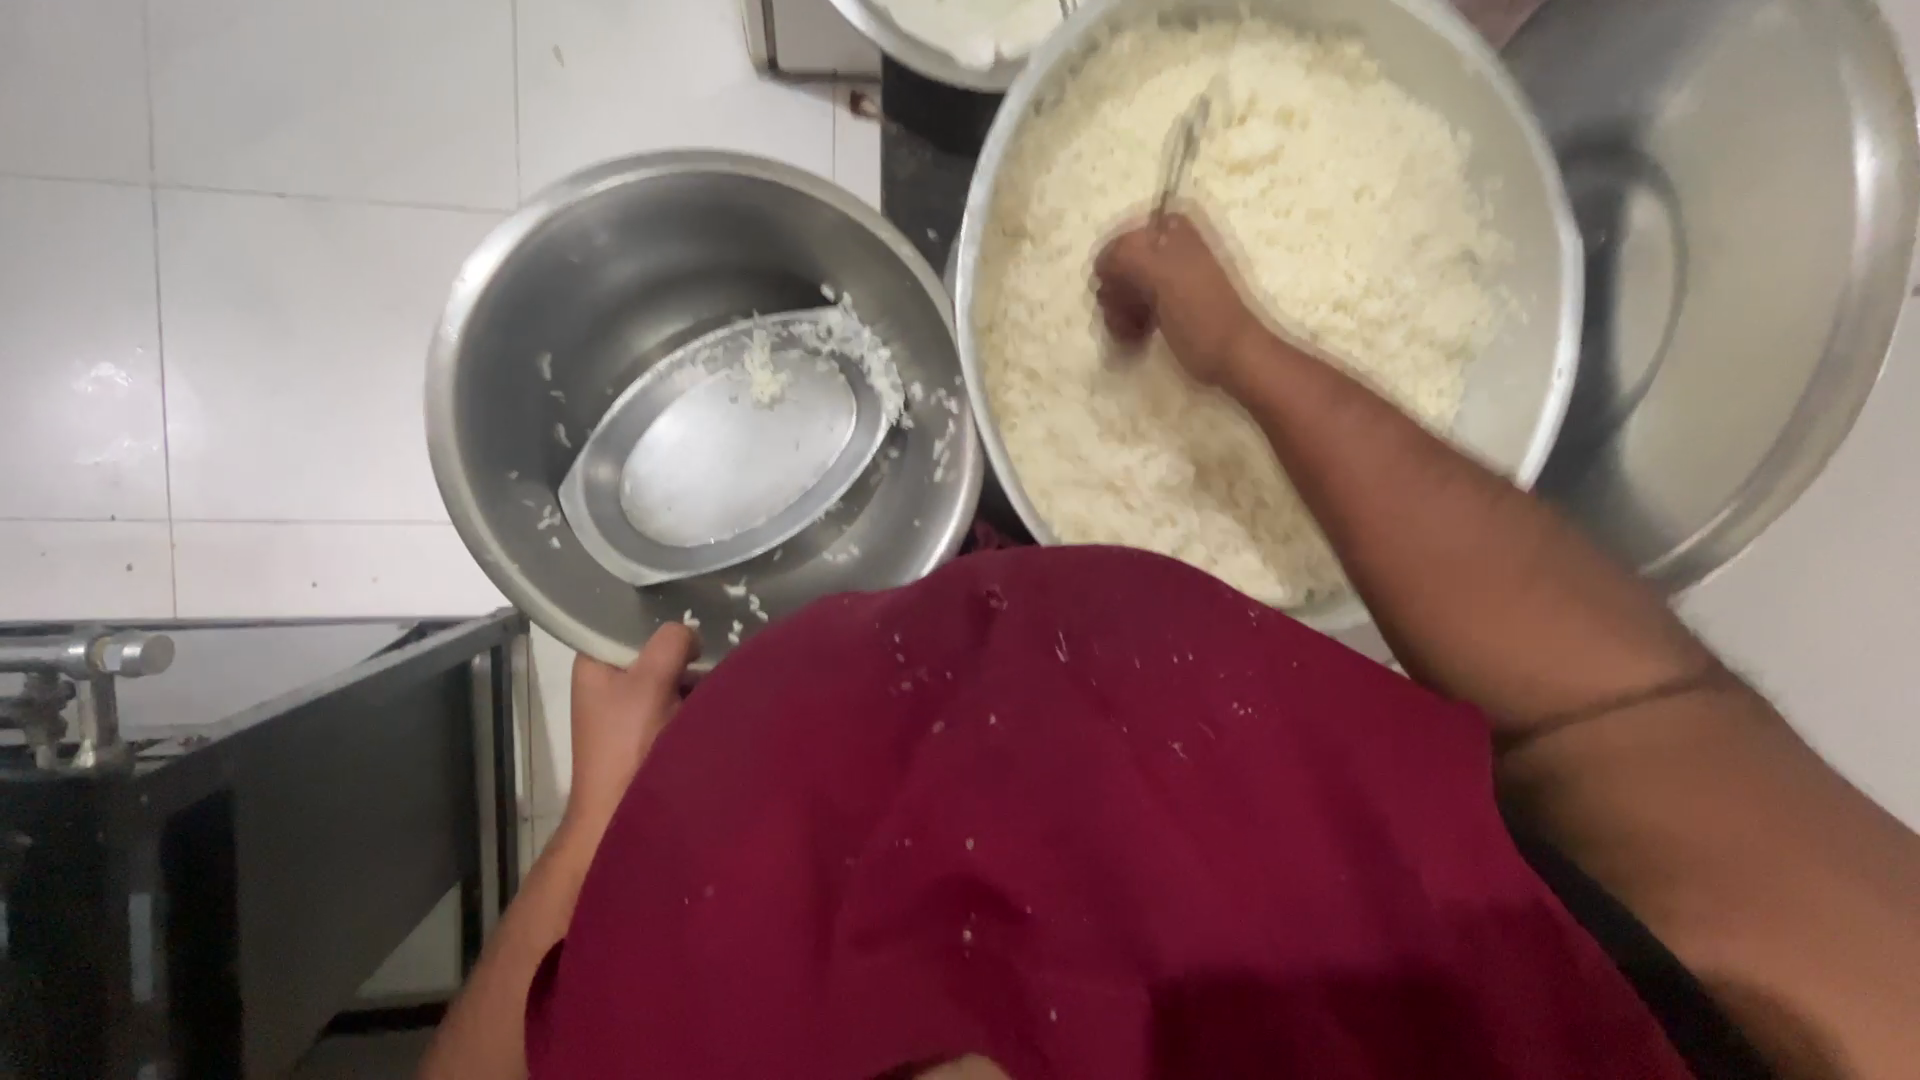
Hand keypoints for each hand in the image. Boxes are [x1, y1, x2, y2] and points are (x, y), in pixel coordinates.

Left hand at [561, 625, 699, 845]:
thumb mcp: (649, 681)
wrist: (620, 814)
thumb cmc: (627, 742)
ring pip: (670, 677)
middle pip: (655, 650)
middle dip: (684, 654)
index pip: (627, 622)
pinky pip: (677, 703)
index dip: (660, 619)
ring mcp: (629, 710)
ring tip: (719, 682)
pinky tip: (716, 704)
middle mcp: (609, 682)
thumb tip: (692, 638)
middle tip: (711, 653)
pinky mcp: (648, 732)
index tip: (691, 622)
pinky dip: (695, 703)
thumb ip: (672, 643)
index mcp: (594, 663)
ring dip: (694, 680)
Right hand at [1093, 212, 1260, 385]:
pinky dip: (1127, 323)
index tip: (1112, 289)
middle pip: (1120, 265)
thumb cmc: (1199, 315)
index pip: (1123, 239)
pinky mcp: (1166, 308)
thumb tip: (1100, 262)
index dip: (1112, 264)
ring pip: (1124, 289)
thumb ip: (1127, 257)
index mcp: (1173, 234)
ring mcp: (1167, 282)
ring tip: (1129, 332)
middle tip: (1122, 314)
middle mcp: (1168, 252)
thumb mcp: (1163, 277)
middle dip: (1114, 292)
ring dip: (1118, 312)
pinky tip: (1134, 337)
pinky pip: (1134, 308)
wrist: (1231, 355)